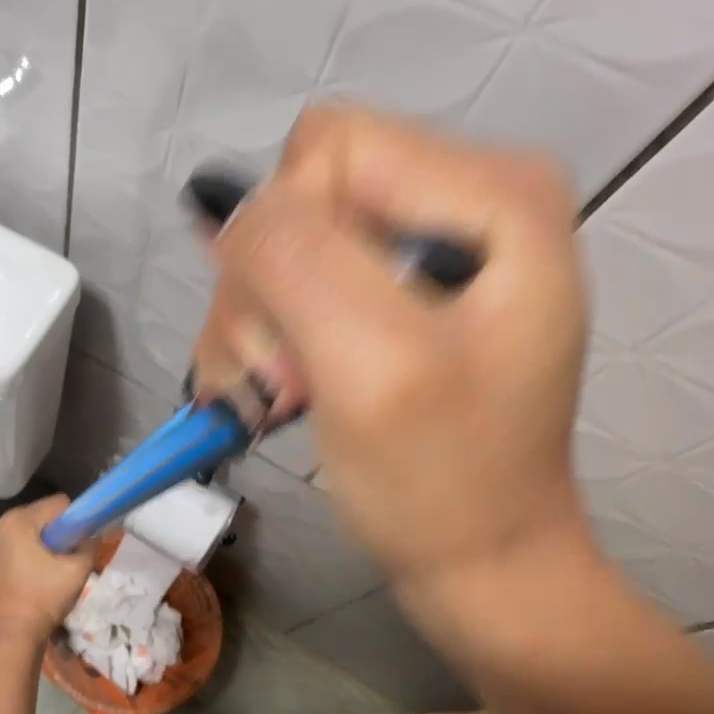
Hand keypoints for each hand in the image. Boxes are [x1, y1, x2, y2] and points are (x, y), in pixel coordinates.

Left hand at [0, 496, 97, 641]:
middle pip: (47, 515)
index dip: (78, 520)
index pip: (60, 504)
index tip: (84, 543)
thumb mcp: (76, 570)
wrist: (13, 632)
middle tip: (72, 559)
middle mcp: (4, 523)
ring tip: (60, 569)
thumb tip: (95, 536)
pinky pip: (27, 542)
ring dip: (53, 544)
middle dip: (65, 532)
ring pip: (38, 530)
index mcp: (19, 520)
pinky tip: (46, 574)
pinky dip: (40, 552)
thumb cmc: (43, 597)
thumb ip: (90, 545)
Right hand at [197, 106, 591, 586]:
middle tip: (290, 381)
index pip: (325, 152)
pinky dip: (255, 351)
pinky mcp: (375, 299)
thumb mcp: (372, 367)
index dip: (283, 240)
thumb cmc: (441, 482)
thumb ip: (298, 265)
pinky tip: (274, 398)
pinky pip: (275, 292)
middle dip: (262, 299)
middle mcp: (452, 205)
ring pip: (267, 253)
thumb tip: (224, 210)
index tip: (303, 336)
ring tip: (280, 400)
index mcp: (490, 195)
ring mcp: (409, 256)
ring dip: (250, 335)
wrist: (477, 562)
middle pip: (291, 203)